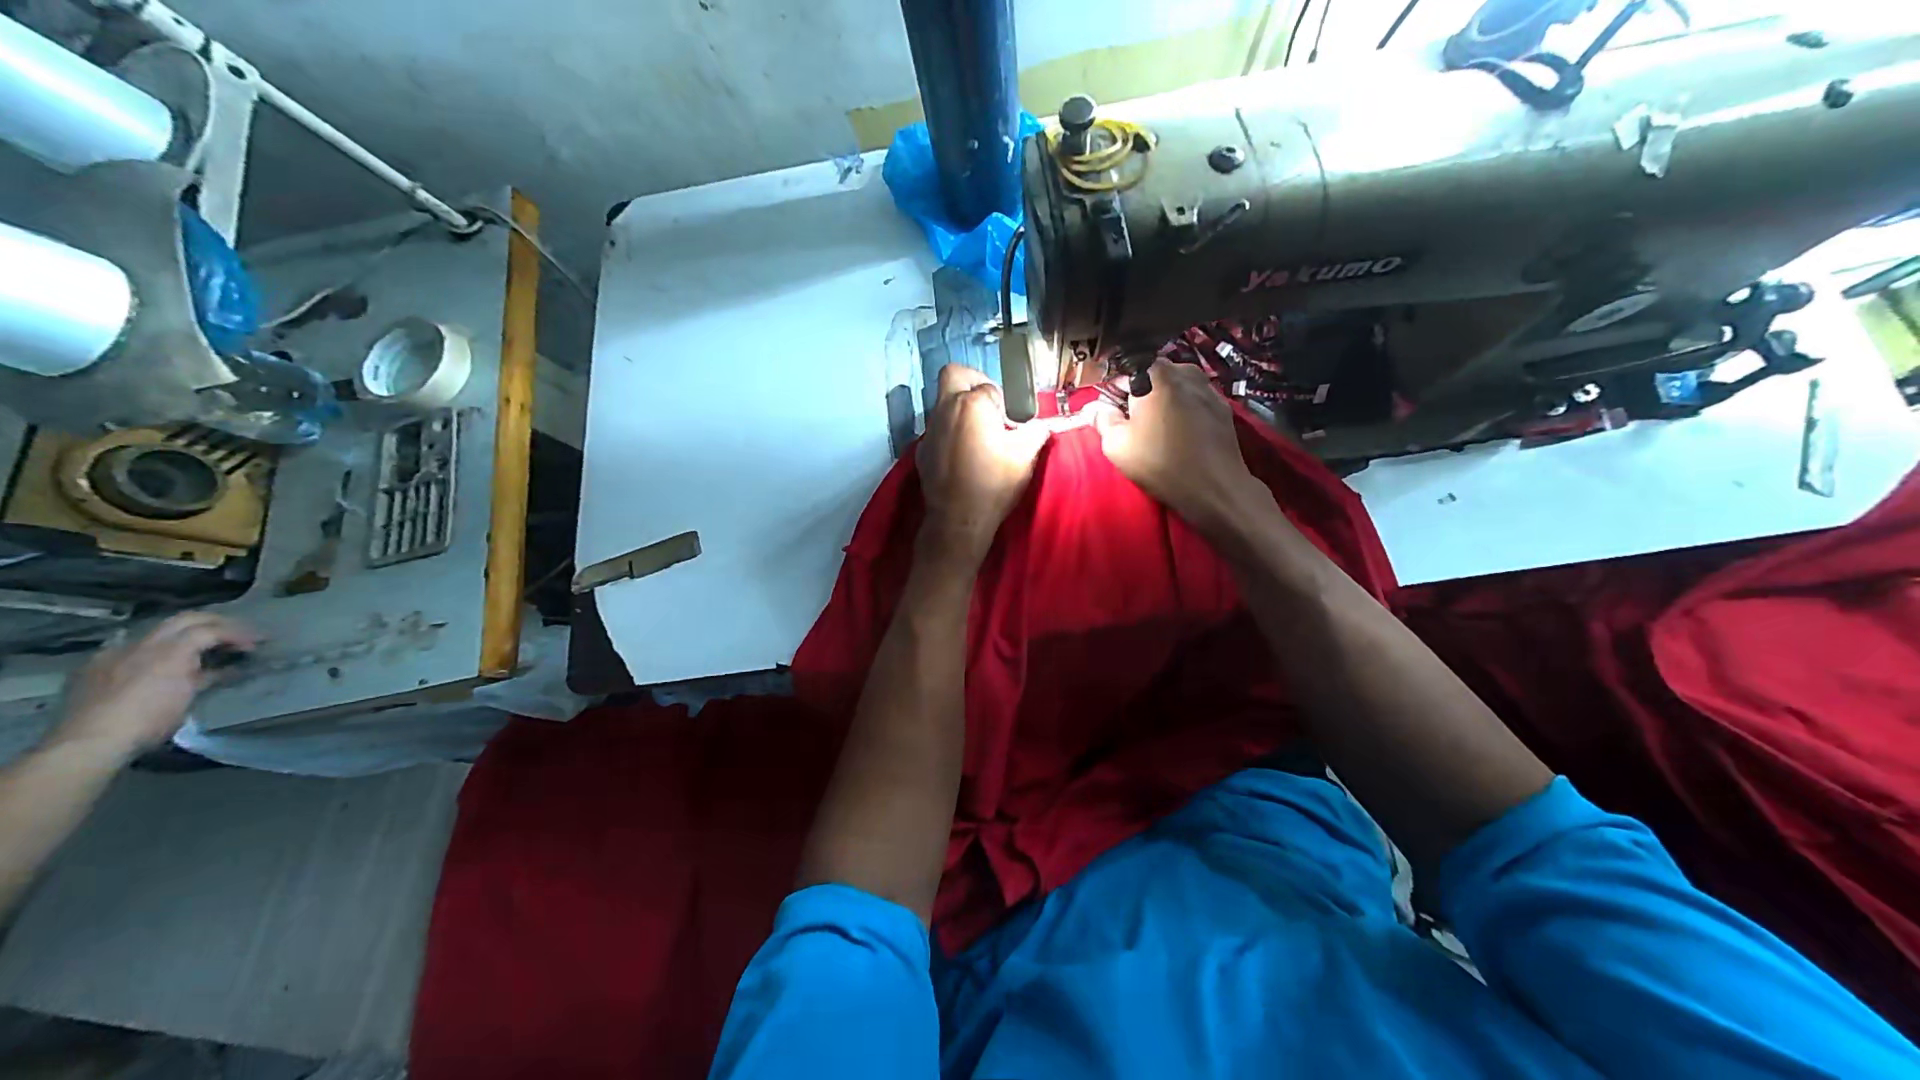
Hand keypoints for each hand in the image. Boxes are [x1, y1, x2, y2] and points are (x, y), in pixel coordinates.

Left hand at [50, 613, 259, 759]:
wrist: (88, 744)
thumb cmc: (148, 721)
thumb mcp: (188, 697)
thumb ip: (206, 676)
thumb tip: (228, 668)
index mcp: (167, 650)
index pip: (209, 629)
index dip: (238, 633)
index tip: (259, 643)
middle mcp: (140, 645)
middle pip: (184, 620)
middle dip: (216, 623)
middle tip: (238, 634)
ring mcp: (114, 654)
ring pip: (158, 632)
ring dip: (186, 635)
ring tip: (204, 648)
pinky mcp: (94, 668)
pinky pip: (132, 649)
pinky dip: (156, 650)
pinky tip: (161, 664)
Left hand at [916, 364, 1050, 566]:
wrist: (959, 520)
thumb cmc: (994, 484)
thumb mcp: (1026, 456)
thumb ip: (1035, 432)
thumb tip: (1041, 424)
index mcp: (972, 404)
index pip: (990, 387)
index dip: (1004, 402)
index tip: (1011, 421)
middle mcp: (946, 408)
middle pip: (954, 374)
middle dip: (972, 381)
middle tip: (988, 404)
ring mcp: (930, 429)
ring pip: (943, 402)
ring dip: (960, 409)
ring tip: (979, 434)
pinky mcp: (922, 449)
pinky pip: (937, 429)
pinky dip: (950, 432)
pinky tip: (963, 454)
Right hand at [1095, 359, 1261, 532]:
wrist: (1214, 488)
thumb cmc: (1160, 463)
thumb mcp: (1116, 445)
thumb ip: (1102, 419)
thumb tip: (1095, 408)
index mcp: (1156, 376)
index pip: (1126, 369)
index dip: (1115, 389)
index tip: (1112, 410)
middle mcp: (1185, 373)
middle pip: (1154, 375)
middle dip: (1142, 394)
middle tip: (1134, 423)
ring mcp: (1208, 388)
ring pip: (1176, 387)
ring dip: (1165, 402)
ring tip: (1159, 430)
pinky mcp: (1223, 407)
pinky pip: (1195, 400)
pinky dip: (1185, 411)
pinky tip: (1181, 435)